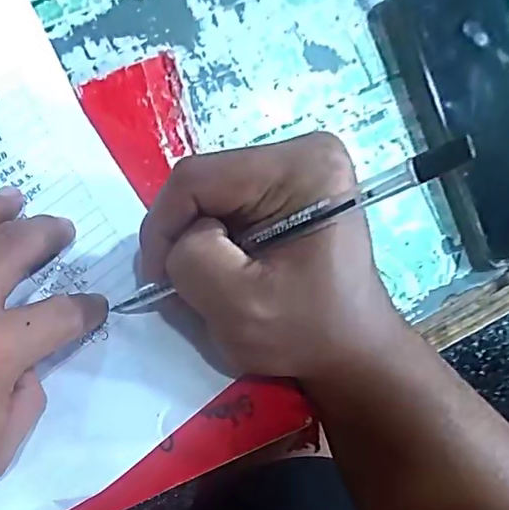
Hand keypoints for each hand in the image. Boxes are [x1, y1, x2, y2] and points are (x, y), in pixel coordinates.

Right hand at [140, 132, 400, 381]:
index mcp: (300, 168)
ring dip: (195, 248)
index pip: (194, 179)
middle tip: (182, 290)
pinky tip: (227, 277)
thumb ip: (194, 261)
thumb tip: (180, 242)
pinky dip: (212, 249)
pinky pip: (224, 213)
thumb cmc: (304, 335)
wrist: (350, 354)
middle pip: (201, 187)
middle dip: (181, 240)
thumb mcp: (239, 306)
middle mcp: (301, 154)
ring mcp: (294, 173)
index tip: (158, 282)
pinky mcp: (286, 195)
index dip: (162, 229)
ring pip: (208, 201)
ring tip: (209, 288)